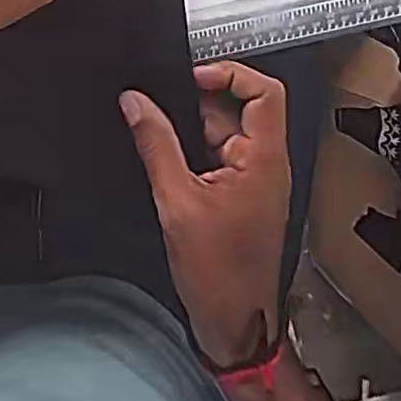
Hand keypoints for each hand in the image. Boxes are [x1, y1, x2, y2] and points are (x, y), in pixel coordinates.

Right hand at [120, 62, 290, 366]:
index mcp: (263, 160)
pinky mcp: (238, 191)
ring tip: (153, 122)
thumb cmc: (218, 273)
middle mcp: (263, 163)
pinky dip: (191, 144)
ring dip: (191, 123)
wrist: (235, 326)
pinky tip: (162, 148)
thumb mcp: (177, 202)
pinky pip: (216, 151)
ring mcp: (252, 177)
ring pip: (223, 129)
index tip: (191, 77)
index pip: (265, 93)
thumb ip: (156, 145)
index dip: (231, 74)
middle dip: (198, 99)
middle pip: (239, 107)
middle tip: (158, 99)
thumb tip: (134, 102)